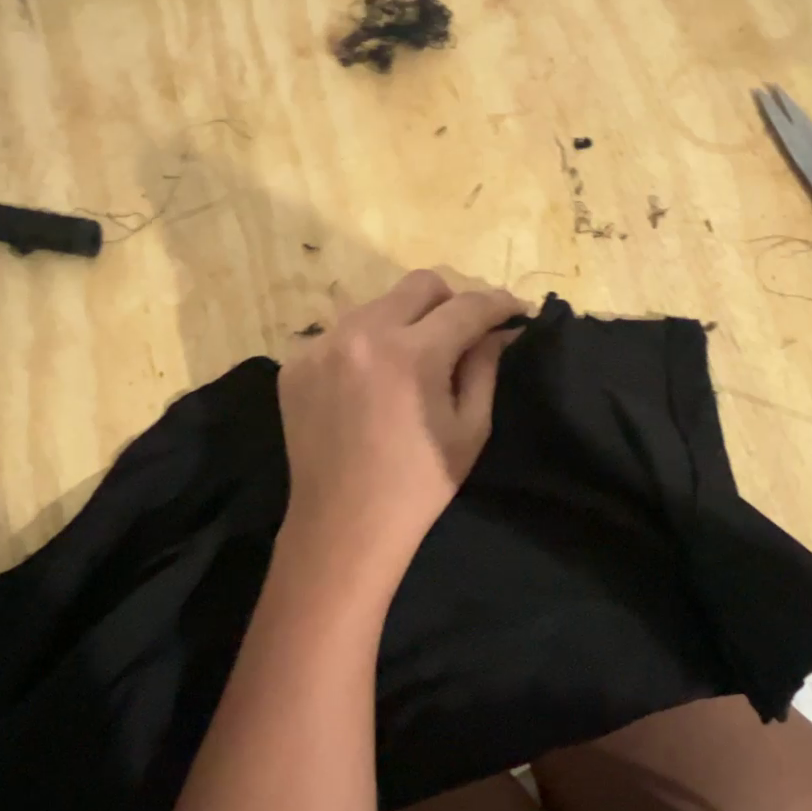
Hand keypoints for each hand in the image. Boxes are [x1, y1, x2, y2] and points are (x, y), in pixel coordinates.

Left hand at [278, 270, 523, 541]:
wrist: (343, 525)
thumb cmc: (418, 485)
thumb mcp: (469, 429)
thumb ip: (485, 367)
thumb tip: (497, 330)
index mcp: (411, 353)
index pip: (467, 305)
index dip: (499, 304)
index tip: (515, 312)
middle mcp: (361, 334)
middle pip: (420, 285)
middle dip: (451, 302)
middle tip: (463, 333)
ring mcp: (321, 346)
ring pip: (377, 306)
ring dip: (405, 323)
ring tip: (412, 362)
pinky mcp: (295, 364)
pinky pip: (341, 335)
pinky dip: (365, 348)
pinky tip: (371, 385)